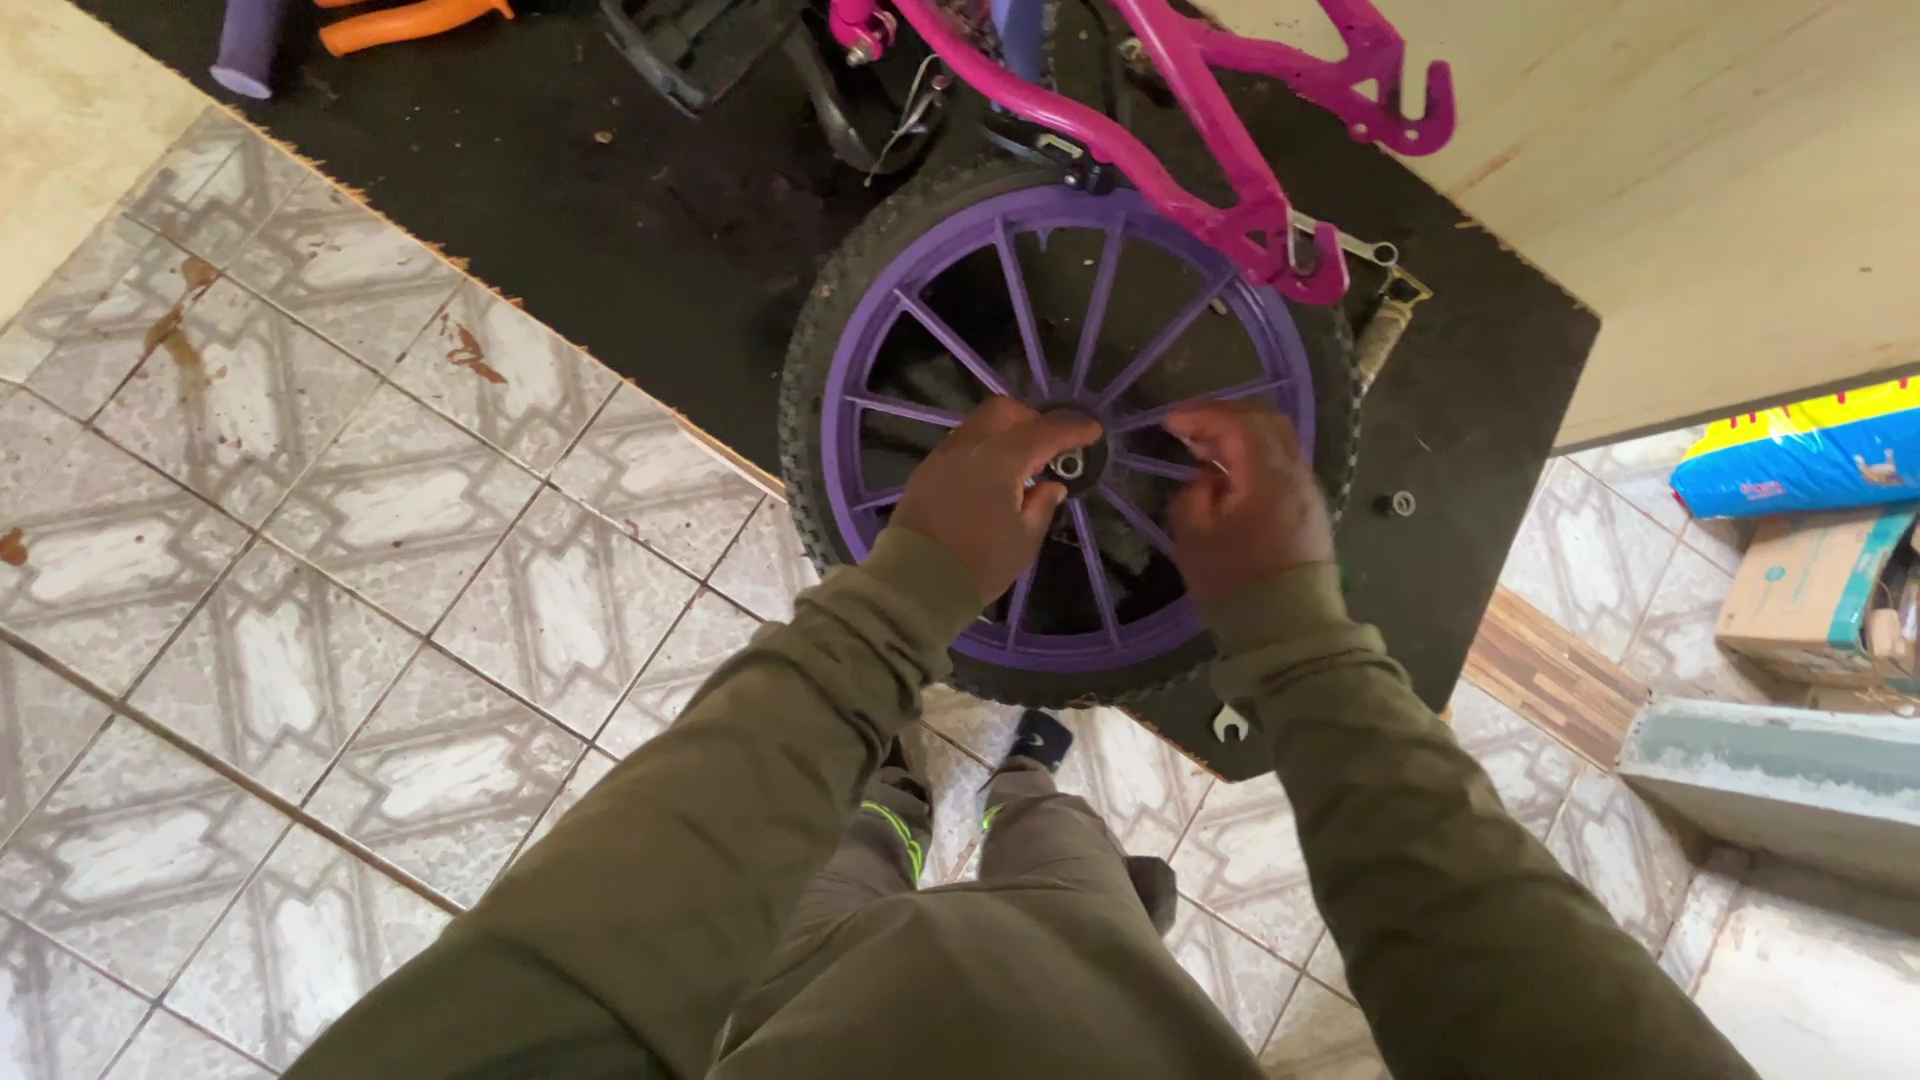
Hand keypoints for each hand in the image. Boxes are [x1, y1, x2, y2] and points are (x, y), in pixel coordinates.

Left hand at [892, 397, 1102, 601]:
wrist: (915, 583)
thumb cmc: (979, 564)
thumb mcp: (1024, 540)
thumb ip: (1042, 504)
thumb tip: (1051, 485)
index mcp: (998, 460)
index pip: (1043, 432)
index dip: (1072, 429)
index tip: (1092, 431)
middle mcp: (967, 447)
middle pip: (1003, 411)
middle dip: (1032, 419)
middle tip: (1049, 445)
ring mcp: (941, 457)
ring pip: (978, 425)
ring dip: (1004, 433)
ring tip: (1020, 463)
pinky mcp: (924, 473)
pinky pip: (960, 446)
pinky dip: (982, 449)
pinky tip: (990, 476)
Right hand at [1164, 400, 1333, 603]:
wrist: (1287, 628)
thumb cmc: (1234, 582)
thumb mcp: (1194, 537)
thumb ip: (1193, 495)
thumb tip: (1206, 480)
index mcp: (1269, 476)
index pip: (1239, 422)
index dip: (1203, 414)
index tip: (1170, 422)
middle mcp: (1296, 474)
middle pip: (1266, 422)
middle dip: (1224, 417)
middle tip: (1189, 430)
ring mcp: (1307, 492)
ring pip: (1277, 442)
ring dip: (1239, 437)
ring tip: (1204, 453)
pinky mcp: (1308, 511)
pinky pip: (1280, 466)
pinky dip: (1252, 458)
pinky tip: (1228, 478)